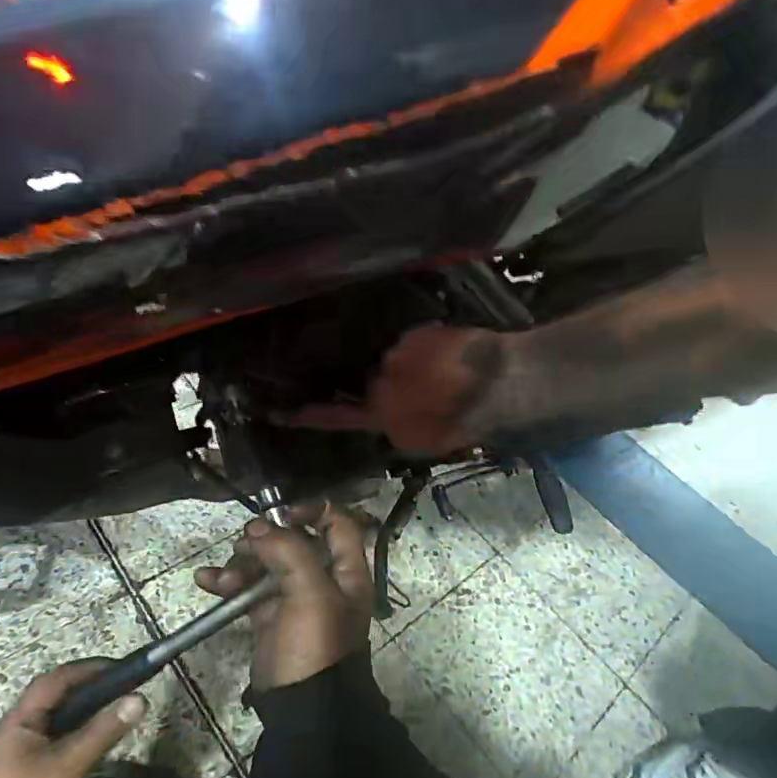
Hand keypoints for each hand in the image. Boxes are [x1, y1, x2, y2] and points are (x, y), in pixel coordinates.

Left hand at [0, 661, 147, 777]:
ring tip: (112, 715)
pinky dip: (71, 736)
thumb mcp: (68, 766)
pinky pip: (47, 744)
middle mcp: (9, 733)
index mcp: (15, 723)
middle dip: (87, 691)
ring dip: (81, 715)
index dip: (87, 669)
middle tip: (121, 691)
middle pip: (51, 700)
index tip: (120, 667)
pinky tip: (90, 747)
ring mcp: (9, 757)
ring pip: (51, 724)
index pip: (54, 681)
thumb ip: (103, 730)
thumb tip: (139, 698)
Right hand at [194, 503, 373, 690]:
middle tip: (245, 545)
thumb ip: (290, 551)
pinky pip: (247, 589)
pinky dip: (228, 583)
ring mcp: (294, 598)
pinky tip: (207, 581)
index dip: (312, 511)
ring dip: (241, 563)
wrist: (301, 705)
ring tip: (224, 578)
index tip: (280, 514)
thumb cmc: (315, 643)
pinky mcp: (269, 616)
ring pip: (266, 563)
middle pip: (294, 541)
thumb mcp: (311, 592)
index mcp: (347, 571)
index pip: (337, 524)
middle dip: (265, 540)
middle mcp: (323, 579)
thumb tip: (260, 527)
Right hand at [281, 324, 509, 454]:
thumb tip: (387, 418)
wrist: (498, 386)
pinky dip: (430, 347)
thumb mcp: (427, 443)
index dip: (306, 416)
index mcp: (381, 417)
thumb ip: (397, 429)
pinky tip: (451, 356)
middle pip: (372, 382)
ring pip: (396, 360)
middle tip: (428, 389)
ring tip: (446, 374)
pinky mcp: (414, 334)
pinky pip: (415, 341)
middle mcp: (379, 383)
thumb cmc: (465, 423)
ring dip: (414, 366)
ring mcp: (395, 355)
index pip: (335, 416)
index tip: (278, 412)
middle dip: (394, 385)